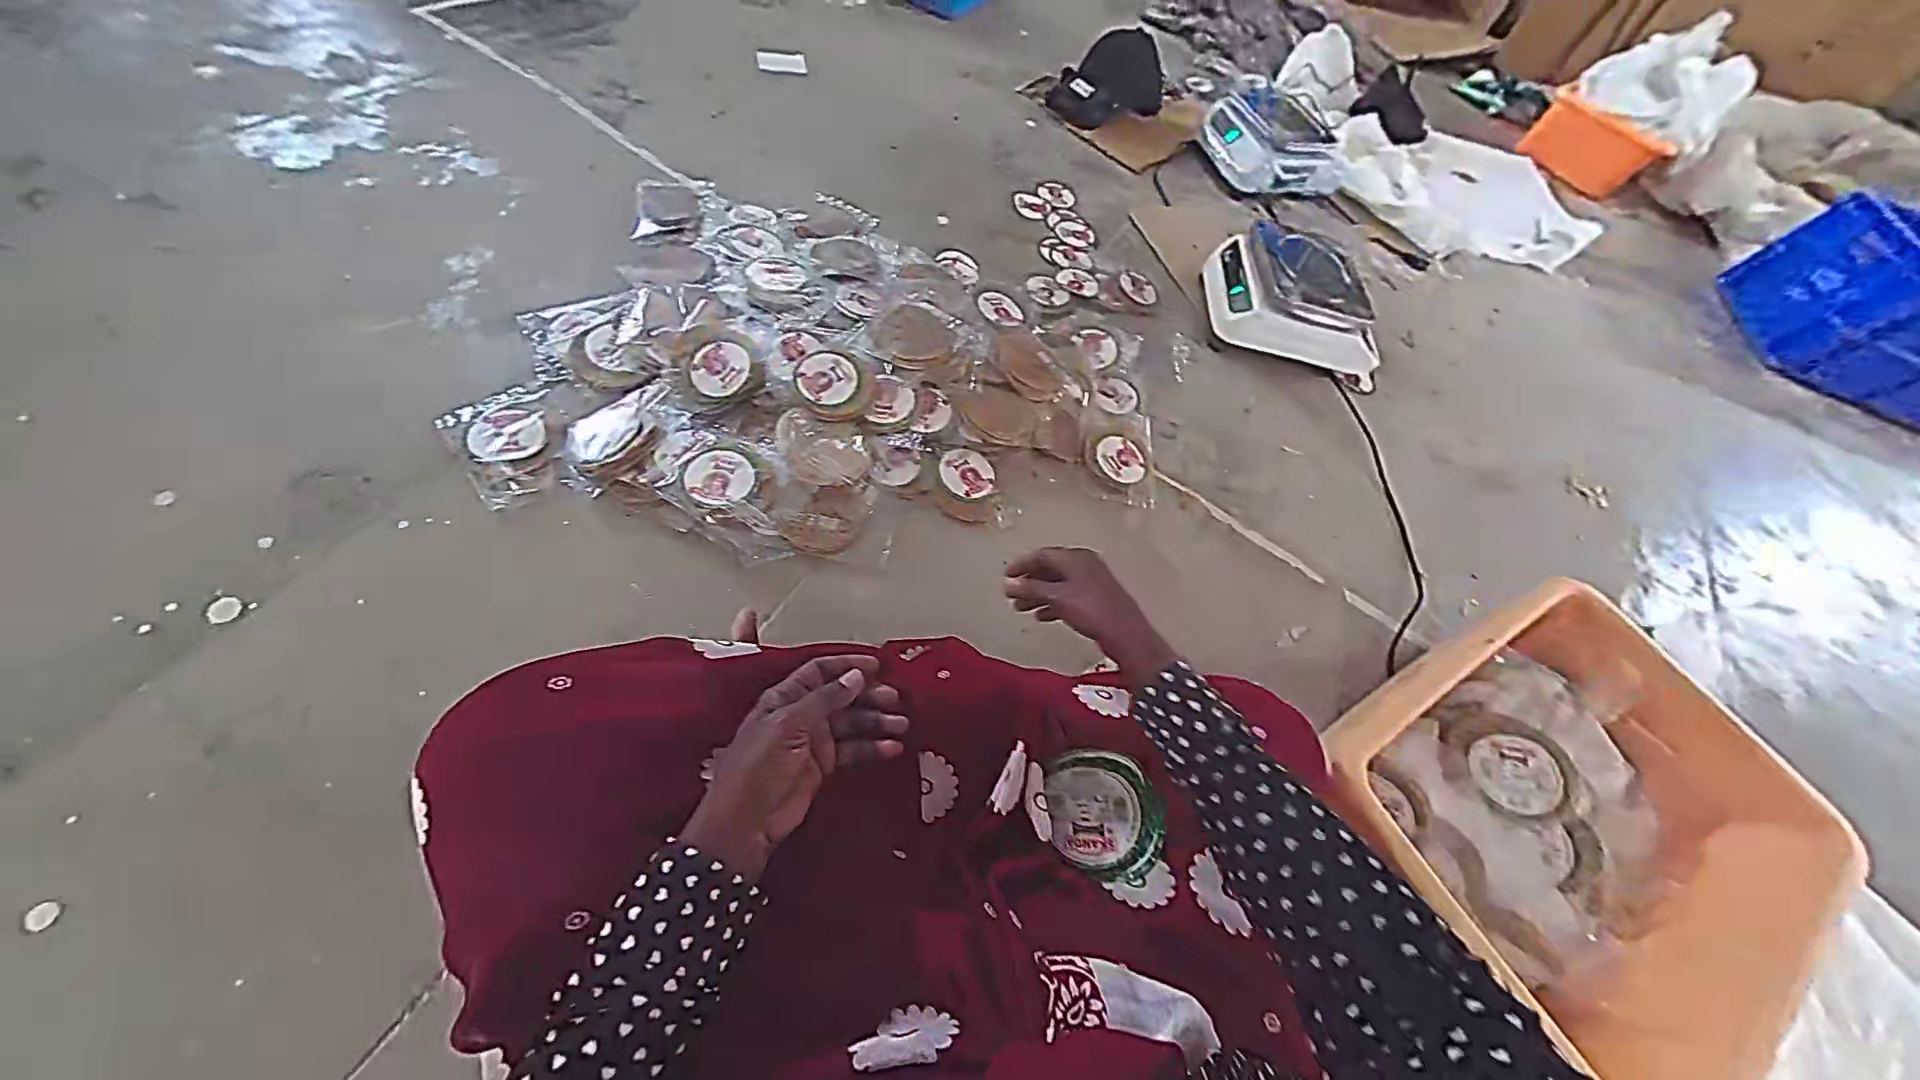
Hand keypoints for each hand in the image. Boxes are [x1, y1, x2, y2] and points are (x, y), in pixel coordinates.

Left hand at [682, 655, 906, 880]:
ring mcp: (813, 740)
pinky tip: (891, 748)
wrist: (746, 822)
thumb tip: (855, 676)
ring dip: (876, 721)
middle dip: (868, 694)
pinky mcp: (823, 765)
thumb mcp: (788, 724)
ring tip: (900, 724)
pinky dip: (873, 747)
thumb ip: (824, 698)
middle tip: (893, 698)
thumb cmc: (756, 768)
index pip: (820, 671)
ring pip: (852, 722)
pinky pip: (853, 750)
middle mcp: (801, 715)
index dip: (847, 665)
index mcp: (785, 697)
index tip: (875, 665)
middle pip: (841, 696)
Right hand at [1005, 547, 1176, 684]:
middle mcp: (1084, 565)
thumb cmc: (1091, 611)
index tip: (1006, 575)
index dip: (1022, 564)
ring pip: (1057, 584)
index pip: (1042, 555)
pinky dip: (1052, 603)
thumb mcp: (1057, 598)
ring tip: (1020, 607)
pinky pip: (1067, 596)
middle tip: (1011, 593)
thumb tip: (1010, 584)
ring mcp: (1091, 582)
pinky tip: (1042, 615)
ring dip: (1038, 594)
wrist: (1124, 634)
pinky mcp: (1094, 599)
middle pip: (1049, 568)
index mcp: (1075, 558)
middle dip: (1028, 581)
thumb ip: (1031, 589)